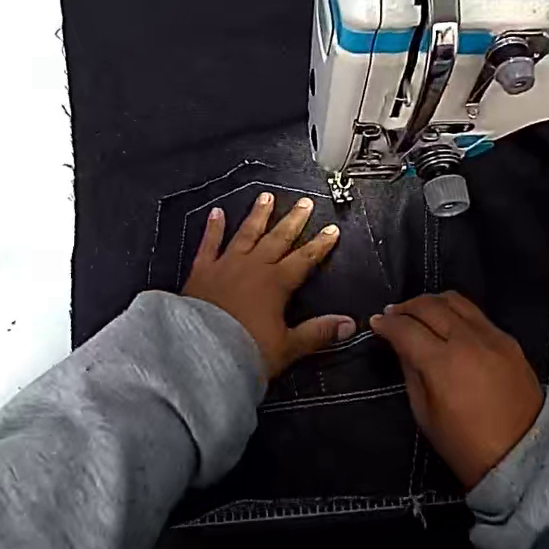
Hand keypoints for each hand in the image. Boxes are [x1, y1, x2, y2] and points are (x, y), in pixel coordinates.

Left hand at [183, 192, 354, 377]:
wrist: (198, 352)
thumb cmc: (245, 351)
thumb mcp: (288, 346)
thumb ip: (318, 332)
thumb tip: (349, 324)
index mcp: (276, 283)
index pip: (304, 259)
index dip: (320, 245)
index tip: (331, 230)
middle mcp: (253, 266)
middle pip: (278, 238)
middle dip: (294, 220)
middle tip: (304, 203)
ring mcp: (226, 265)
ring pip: (246, 234)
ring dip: (258, 215)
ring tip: (266, 196)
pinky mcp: (201, 271)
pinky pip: (209, 244)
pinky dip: (213, 228)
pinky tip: (216, 212)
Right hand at [370, 292, 543, 489]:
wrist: (526, 457)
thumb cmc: (466, 446)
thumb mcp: (425, 414)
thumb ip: (410, 371)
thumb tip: (401, 344)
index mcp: (443, 363)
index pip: (406, 329)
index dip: (386, 324)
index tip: (376, 323)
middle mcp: (468, 341)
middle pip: (429, 306)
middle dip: (405, 307)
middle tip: (392, 314)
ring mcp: (492, 336)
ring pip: (455, 300)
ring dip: (431, 302)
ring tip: (419, 313)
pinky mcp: (509, 340)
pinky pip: (476, 314)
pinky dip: (455, 312)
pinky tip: (447, 324)